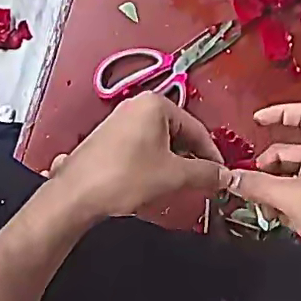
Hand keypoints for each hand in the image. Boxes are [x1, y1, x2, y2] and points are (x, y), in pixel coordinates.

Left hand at [44, 94, 227, 223]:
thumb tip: (224, 175)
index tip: (220, 174)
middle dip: (191, 160)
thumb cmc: (120, 177)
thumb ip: (206, 173)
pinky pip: (142, 148)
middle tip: (201, 182)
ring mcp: (120, 121)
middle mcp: (136, 106)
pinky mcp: (109, 139)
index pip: (198, 129)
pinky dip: (153, 164)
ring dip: (172, 164)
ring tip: (175, 186)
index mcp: (155, 104)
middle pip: (179, 134)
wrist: (76, 196)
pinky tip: (152, 184)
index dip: (212, 156)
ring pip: (161, 142)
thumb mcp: (174, 176)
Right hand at [232, 103, 300, 290]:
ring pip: (288, 174)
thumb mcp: (292, 198)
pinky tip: (272, 216)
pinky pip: (293, 193)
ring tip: (259, 204)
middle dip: (267, 165)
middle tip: (247, 180)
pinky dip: (279, 201)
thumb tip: (231, 176)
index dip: (280, 113)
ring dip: (269, 187)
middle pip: (290, 149)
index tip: (256, 120)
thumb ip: (257, 183)